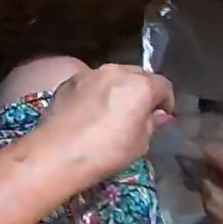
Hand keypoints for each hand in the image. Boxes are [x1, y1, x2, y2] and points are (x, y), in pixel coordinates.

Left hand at [28, 64, 174, 183]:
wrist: (57, 152)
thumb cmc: (106, 151)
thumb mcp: (139, 143)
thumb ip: (151, 123)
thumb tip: (159, 114)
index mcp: (139, 84)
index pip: (163, 85)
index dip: (165, 102)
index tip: (160, 117)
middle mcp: (114, 71)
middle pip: (137, 75)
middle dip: (142, 91)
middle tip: (138, 113)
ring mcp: (88, 74)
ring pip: (112, 76)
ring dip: (118, 88)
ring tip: (112, 111)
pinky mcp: (68, 81)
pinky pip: (90, 82)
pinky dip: (96, 91)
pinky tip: (89, 112)